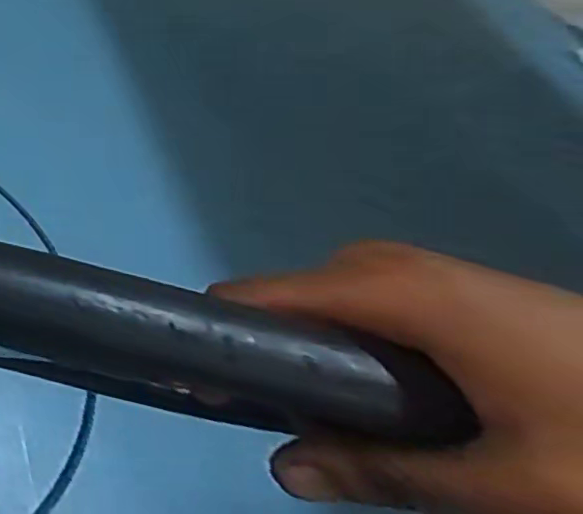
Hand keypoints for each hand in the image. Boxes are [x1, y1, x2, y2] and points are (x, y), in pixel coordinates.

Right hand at [214, 242, 582, 512]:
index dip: (223, 345)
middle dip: (294, 368)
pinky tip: (423, 399)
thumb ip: (391, 475)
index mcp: (376, 284)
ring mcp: (404, 264)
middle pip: (284, 307)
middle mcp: (370, 259)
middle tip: (342, 432)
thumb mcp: (517, 482)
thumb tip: (280, 473)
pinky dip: (364, 352)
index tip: (225, 398)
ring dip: (331, 365)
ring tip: (391, 423)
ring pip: (321, 311)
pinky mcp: (430, 277)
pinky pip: (360, 307)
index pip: (249, 297)